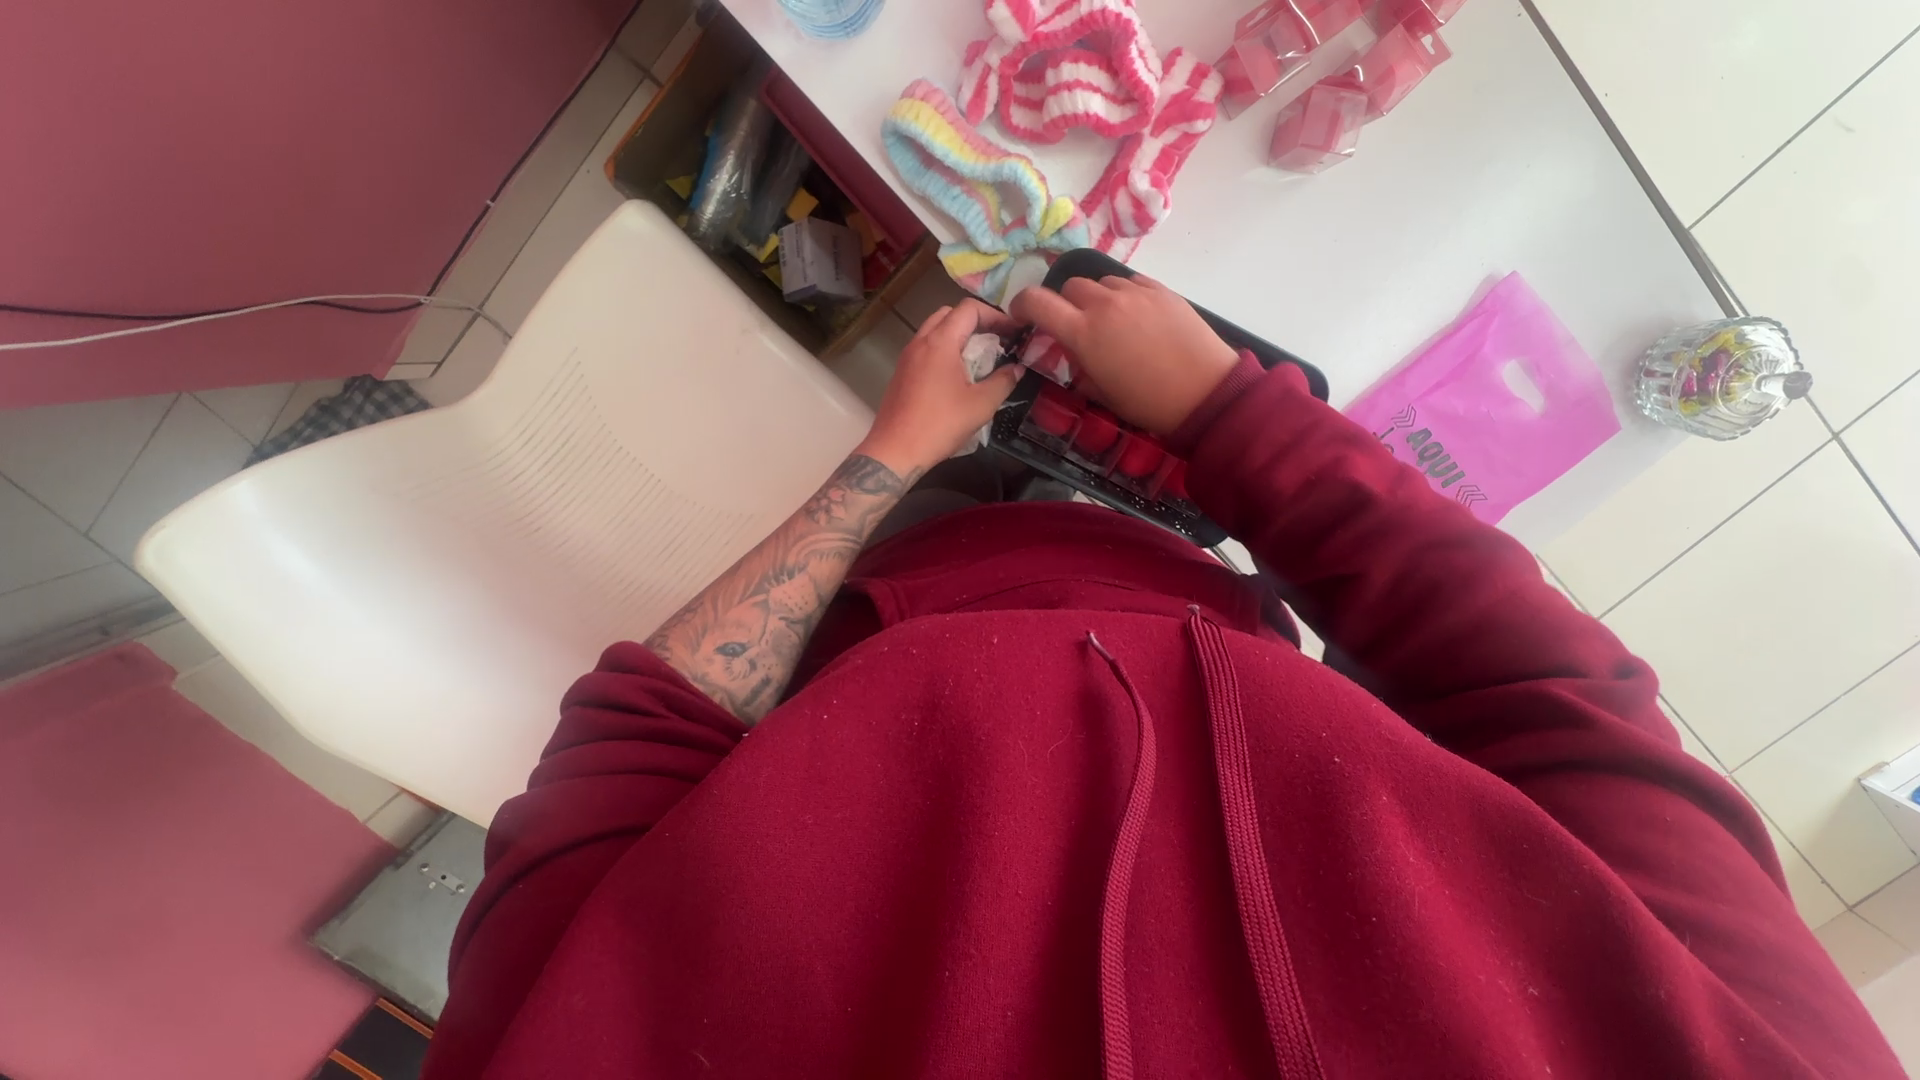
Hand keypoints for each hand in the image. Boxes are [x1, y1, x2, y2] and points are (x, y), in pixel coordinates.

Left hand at [858, 299, 1023, 474]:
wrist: (895, 451)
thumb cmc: (940, 425)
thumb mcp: (981, 405)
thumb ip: (1003, 381)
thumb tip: (1017, 368)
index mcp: (940, 342)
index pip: (969, 309)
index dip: (995, 315)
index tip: (1013, 332)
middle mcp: (920, 342)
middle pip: (950, 314)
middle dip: (976, 321)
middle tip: (996, 341)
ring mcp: (907, 356)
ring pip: (935, 330)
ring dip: (958, 336)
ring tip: (979, 358)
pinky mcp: (901, 372)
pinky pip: (925, 348)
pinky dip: (944, 350)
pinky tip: (957, 375)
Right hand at [1010, 274, 1239, 434]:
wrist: (1206, 392)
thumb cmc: (1149, 403)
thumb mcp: (1102, 393)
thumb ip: (1081, 367)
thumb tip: (1076, 355)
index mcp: (1083, 333)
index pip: (1037, 302)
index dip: (1021, 305)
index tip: (1021, 315)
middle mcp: (1105, 304)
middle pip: (1070, 288)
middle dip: (1065, 305)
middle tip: (1074, 328)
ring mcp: (1135, 293)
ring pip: (1101, 283)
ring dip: (1096, 299)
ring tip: (1110, 323)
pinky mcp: (1161, 291)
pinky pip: (1130, 284)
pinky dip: (1123, 296)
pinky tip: (1135, 318)